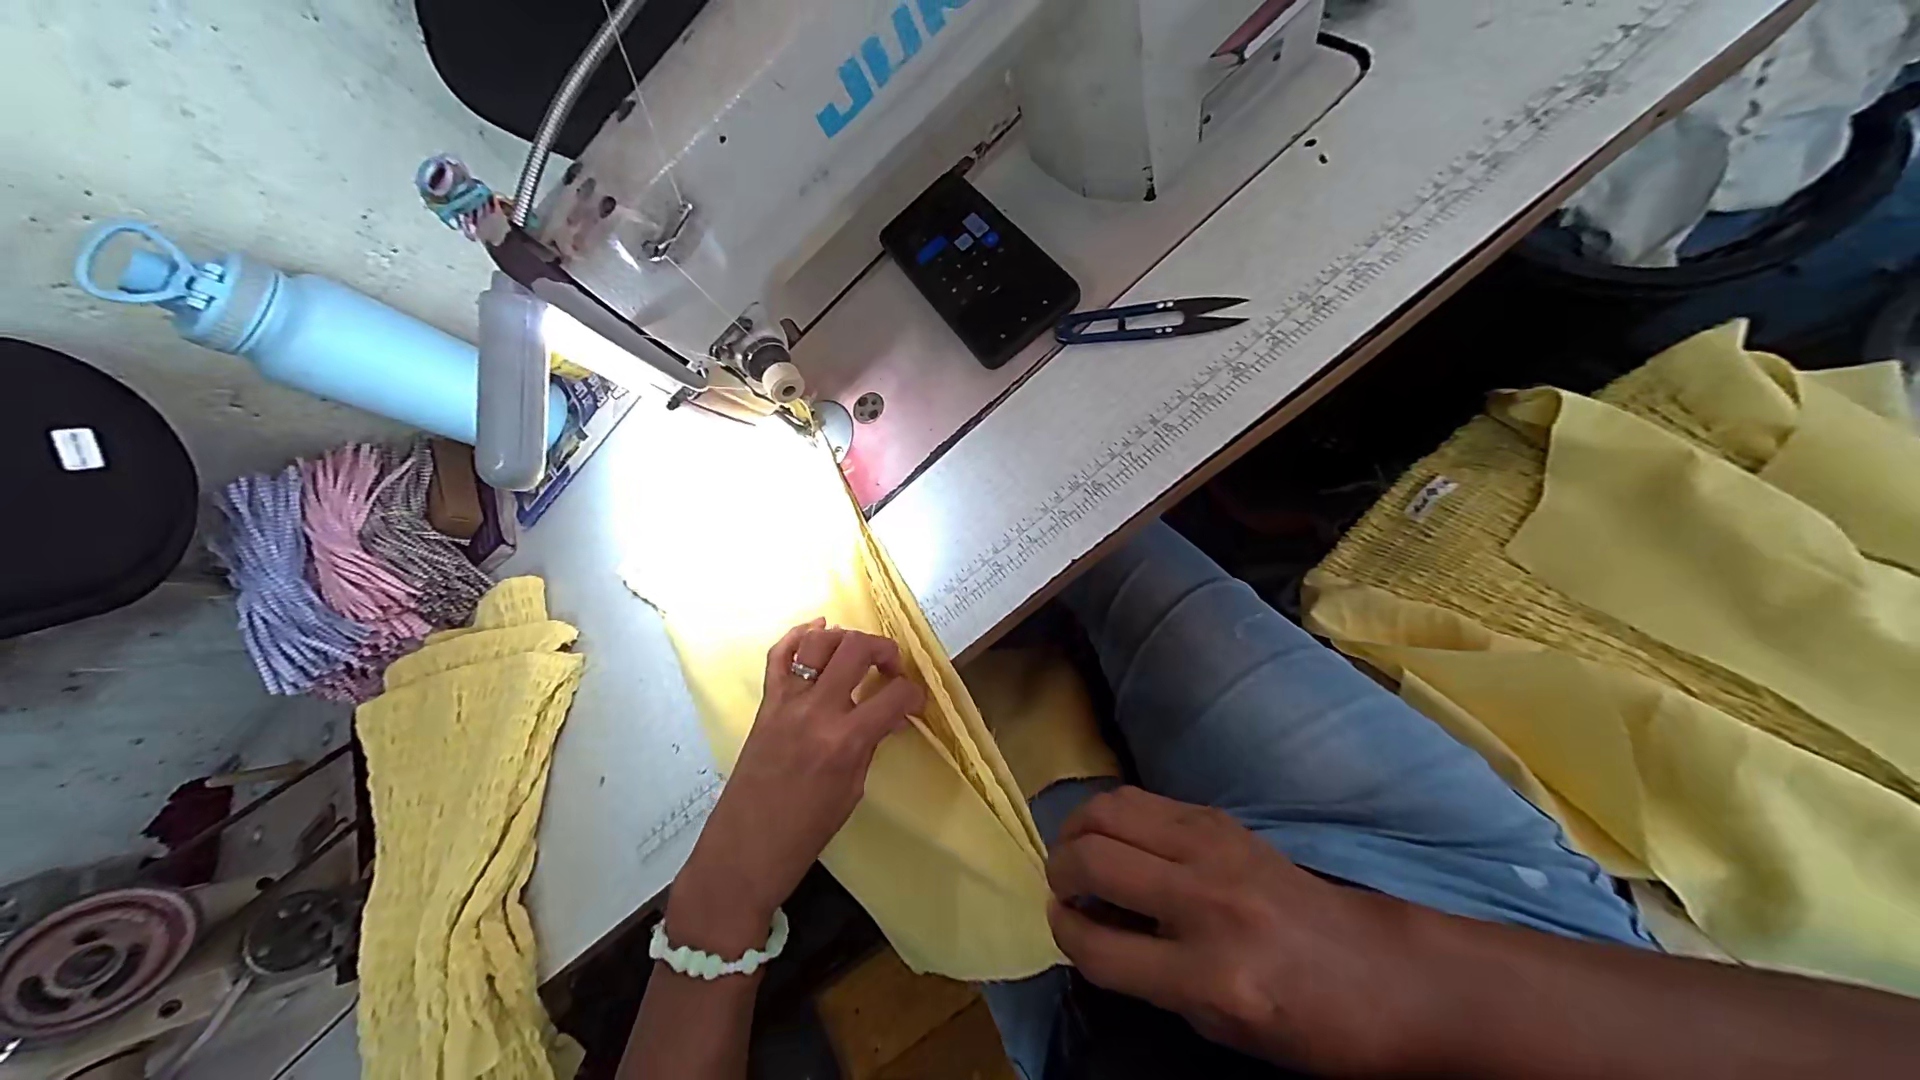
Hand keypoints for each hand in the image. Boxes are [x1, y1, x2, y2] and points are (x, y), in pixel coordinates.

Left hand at [667, 620, 923, 956]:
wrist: (744, 851)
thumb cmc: (806, 832)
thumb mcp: (852, 789)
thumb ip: (871, 743)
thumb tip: (892, 716)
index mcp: (844, 741)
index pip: (894, 696)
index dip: (915, 694)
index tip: (917, 701)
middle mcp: (816, 712)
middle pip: (856, 649)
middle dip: (884, 649)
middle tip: (892, 667)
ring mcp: (786, 703)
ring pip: (817, 643)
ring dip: (846, 637)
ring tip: (859, 651)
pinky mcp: (766, 705)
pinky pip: (779, 656)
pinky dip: (799, 636)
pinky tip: (818, 629)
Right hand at [1046, 786, 1425, 1074]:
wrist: (1378, 970)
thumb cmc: (1300, 1018)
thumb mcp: (1216, 1023)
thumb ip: (1142, 974)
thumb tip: (1085, 921)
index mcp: (1211, 976)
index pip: (1099, 947)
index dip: (1064, 932)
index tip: (1059, 921)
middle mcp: (1208, 901)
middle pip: (1095, 859)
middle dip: (1059, 869)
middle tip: (1061, 882)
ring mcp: (1216, 848)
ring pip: (1110, 809)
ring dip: (1078, 826)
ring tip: (1077, 847)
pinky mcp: (1220, 818)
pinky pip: (1143, 799)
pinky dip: (1113, 813)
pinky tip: (1117, 833)